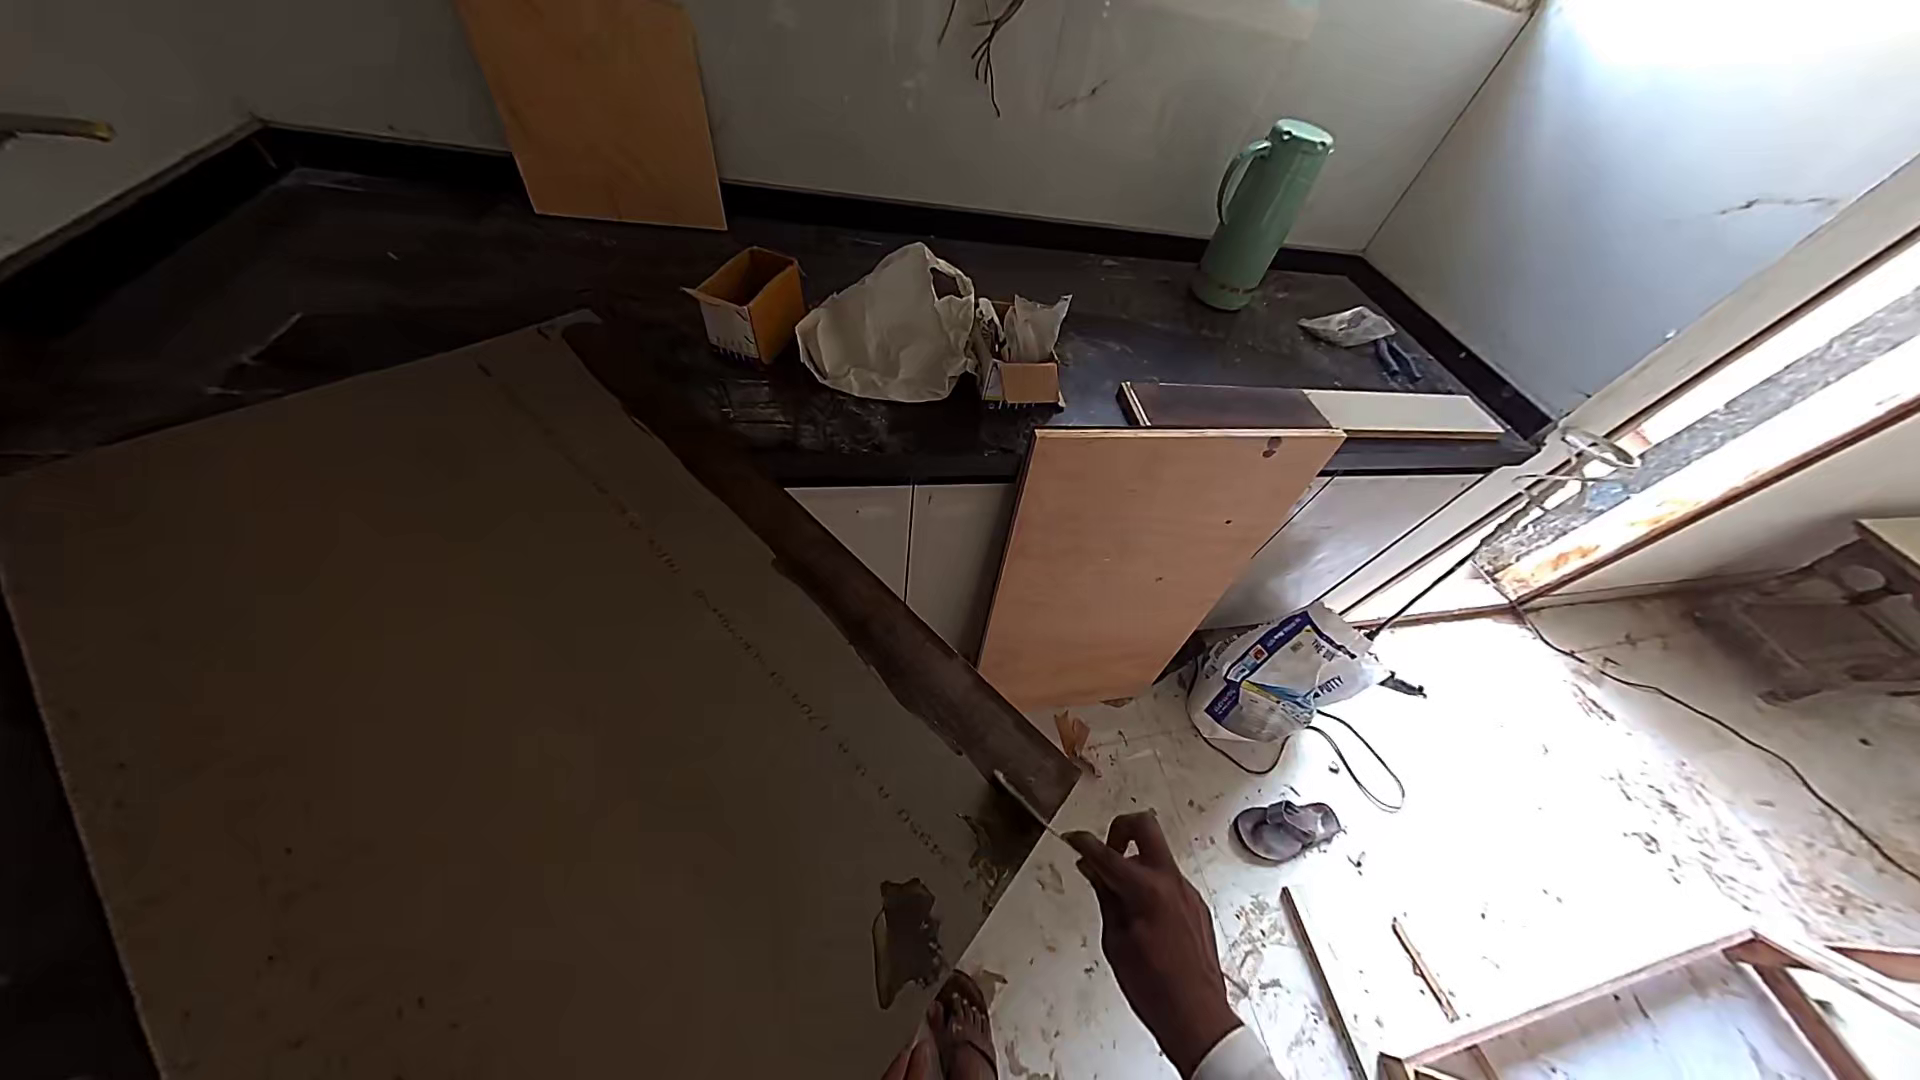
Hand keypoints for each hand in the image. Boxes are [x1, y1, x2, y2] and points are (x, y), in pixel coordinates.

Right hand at [1066, 812, 1240, 1077]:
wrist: (1198, 1019)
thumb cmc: (1155, 989)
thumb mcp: (1115, 941)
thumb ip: (1105, 897)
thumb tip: (1092, 869)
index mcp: (1146, 890)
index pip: (1106, 853)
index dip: (1083, 842)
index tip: (1072, 838)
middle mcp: (1170, 882)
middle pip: (1144, 825)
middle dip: (1120, 827)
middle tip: (1104, 849)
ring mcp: (1187, 892)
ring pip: (1156, 854)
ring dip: (1135, 862)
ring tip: (1119, 895)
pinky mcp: (1195, 905)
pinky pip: (1168, 880)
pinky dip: (1149, 884)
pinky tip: (1140, 914)